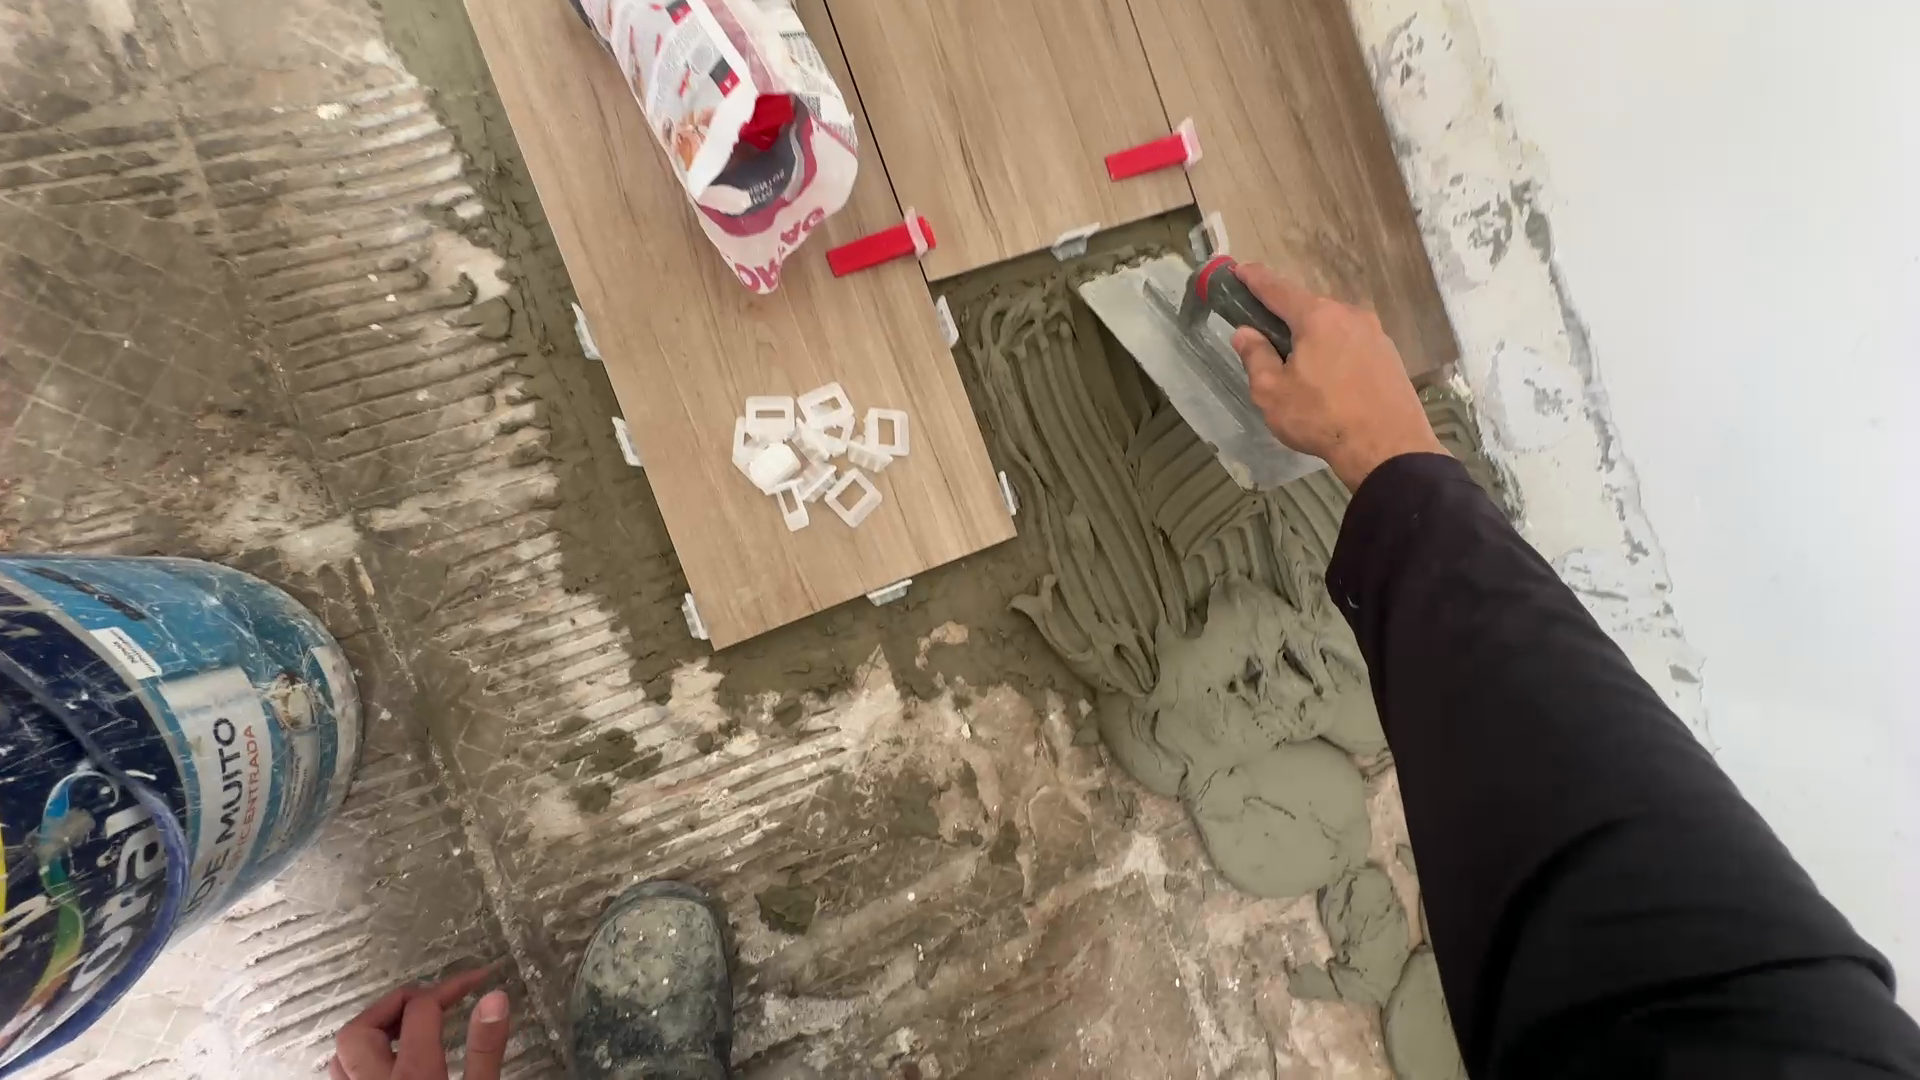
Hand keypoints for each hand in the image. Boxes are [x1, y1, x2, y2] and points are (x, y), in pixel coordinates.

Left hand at [330, 966, 510, 1079]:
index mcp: (411, 1074)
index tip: (480, 978)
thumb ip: (486, 1048)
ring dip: (374, 1028)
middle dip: (397, 1001)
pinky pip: (344, 1075)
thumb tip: (494, 996)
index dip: (454, 984)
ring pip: (342, 1055)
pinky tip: (393, 1055)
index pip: (422, 1009)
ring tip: (411, 1021)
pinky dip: (364, 1056)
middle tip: (432, 997)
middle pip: (360, 1029)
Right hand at [1228, 263, 1446, 490]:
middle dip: (1282, 317)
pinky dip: (1330, 351)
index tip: (1238, 269)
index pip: (1278, 290)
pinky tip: (1324, 378)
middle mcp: (1349, 315)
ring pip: (1330, 327)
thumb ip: (1255, 357)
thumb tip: (1245, 333)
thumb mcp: (1271, 391)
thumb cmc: (1320, 416)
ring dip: (1308, 338)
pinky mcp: (1388, 355)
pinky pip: (1349, 343)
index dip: (1255, 280)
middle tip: (1262, 335)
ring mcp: (1374, 333)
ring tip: (1294, 366)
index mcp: (1317, 318)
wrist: (1386, 445)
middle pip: (1307, 308)